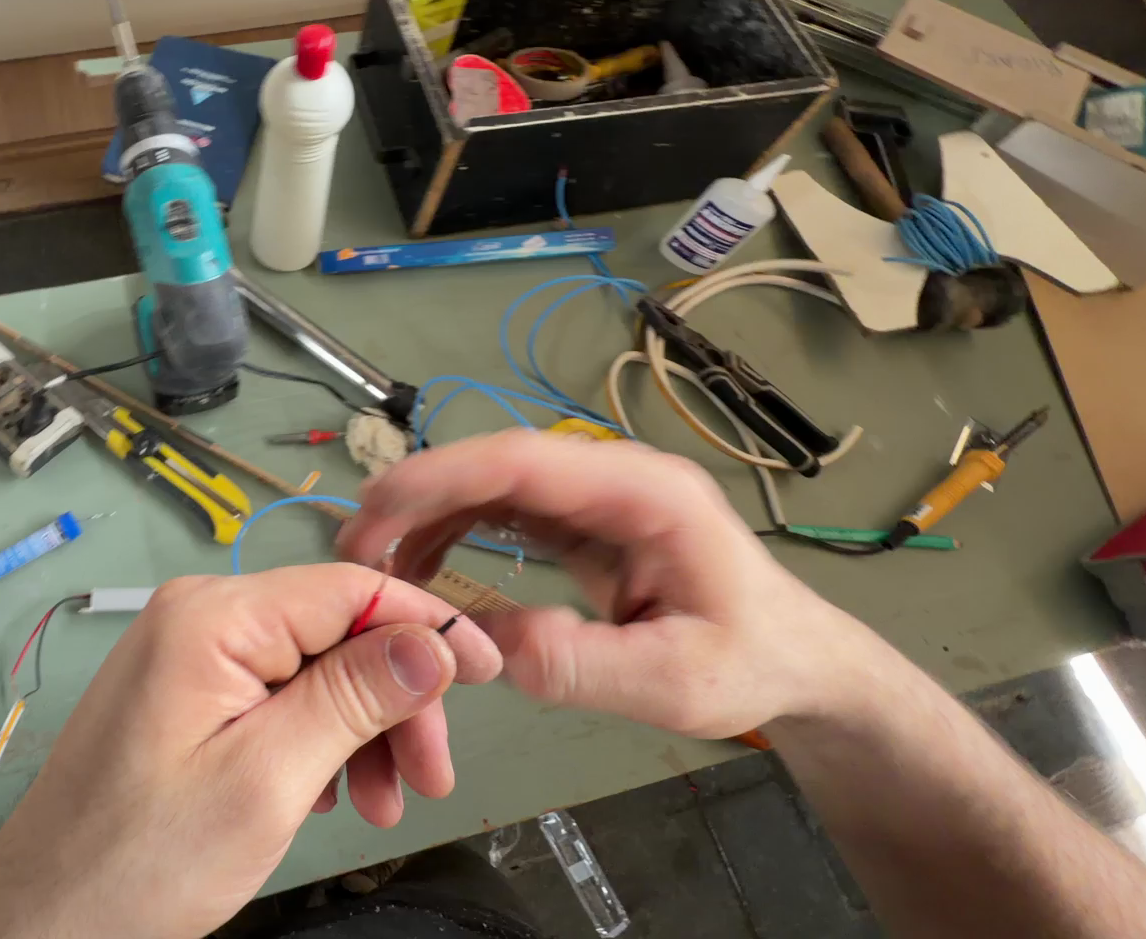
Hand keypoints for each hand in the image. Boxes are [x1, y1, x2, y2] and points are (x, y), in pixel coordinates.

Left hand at [0, 565, 501, 938]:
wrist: (45, 919)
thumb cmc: (146, 857)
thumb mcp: (267, 781)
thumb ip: (354, 699)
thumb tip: (433, 643)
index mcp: (214, 614)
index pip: (349, 587)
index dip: (425, 623)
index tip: (484, 672)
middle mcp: (203, 611)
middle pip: (335, 630)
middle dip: (392, 699)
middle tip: (430, 779)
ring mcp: (194, 648)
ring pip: (313, 666)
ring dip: (360, 728)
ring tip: (380, 804)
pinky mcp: (191, 685)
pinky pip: (278, 692)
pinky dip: (317, 738)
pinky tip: (329, 792)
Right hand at [335, 430, 885, 738]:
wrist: (793, 658)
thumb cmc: (751, 663)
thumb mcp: (678, 684)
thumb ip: (586, 665)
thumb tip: (484, 642)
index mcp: (644, 492)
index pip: (521, 461)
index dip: (437, 476)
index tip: (372, 512)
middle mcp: (608, 474)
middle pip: (491, 462)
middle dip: (415, 493)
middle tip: (352, 543)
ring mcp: (589, 490)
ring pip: (485, 480)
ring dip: (423, 511)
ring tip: (373, 558)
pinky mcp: (574, 514)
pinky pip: (495, 507)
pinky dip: (447, 528)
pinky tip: (417, 562)